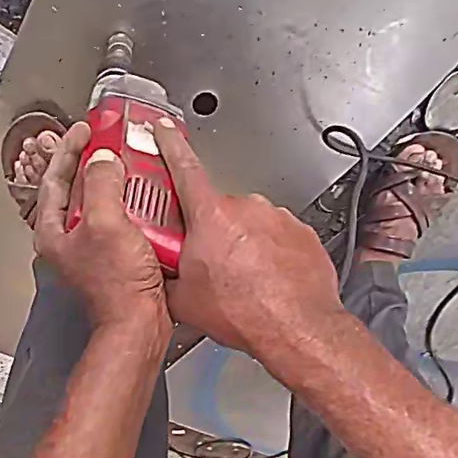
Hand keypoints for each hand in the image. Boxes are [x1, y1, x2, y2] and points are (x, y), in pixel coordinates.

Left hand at [35, 120, 170, 332]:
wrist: (139, 323)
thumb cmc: (117, 285)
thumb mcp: (106, 222)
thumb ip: (100, 183)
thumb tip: (102, 159)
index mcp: (55, 231)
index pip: (54, 179)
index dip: (69, 150)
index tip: (85, 130)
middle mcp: (70, 240)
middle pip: (76, 189)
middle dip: (93, 162)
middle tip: (108, 141)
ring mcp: (94, 249)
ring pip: (101, 203)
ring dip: (116, 182)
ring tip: (130, 163)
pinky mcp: (117, 257)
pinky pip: (122, 220)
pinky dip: (133, 204)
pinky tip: (148, 196)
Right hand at [153, 117, 344, 358]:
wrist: (297, 327)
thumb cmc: (247, 313)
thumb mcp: (184, 301)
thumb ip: (165, 276)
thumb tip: (156, 275)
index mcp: (212, 216)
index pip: (184, 166)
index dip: (169, 144)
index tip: (163, 130)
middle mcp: (247, 208)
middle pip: (217, 209)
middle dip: (210, 231)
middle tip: (210, 263)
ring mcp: (278, 218)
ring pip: (249, 224)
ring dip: (242, 244)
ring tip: (244, 279)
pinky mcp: (301, 232)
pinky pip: (277, 236)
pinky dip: (270, 253)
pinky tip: (267, 279)